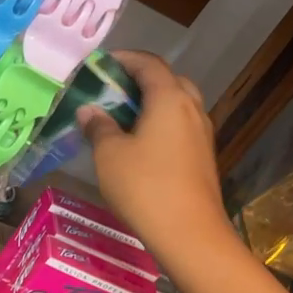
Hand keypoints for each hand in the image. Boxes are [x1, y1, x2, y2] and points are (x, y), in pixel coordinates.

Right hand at [79, 51, 232, 258]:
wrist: (188, 233)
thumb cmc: (144, 186)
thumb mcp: (109, 155)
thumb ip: (99, 127)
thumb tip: (90, 110)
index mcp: (169, 98)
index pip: (148, 63)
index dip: (124, 59)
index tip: (100, 65)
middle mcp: (191, 108)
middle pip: (168, 80)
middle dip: (140, 80)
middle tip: (112, 90)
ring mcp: (201, 134)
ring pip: (177, 105)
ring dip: (152, 104)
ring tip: (123, 117)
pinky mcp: (203, 157)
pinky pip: (180, 127)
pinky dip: (161, 124)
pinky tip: (140, 144)